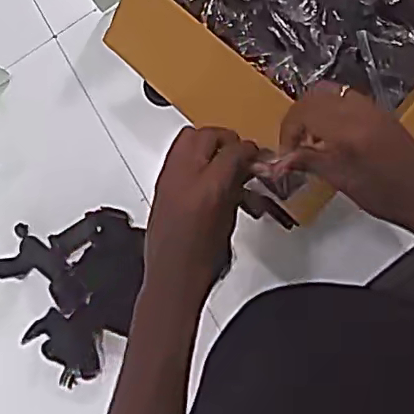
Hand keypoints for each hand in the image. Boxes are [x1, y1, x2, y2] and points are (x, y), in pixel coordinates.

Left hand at [145, 127, 255, 302]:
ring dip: (206, 143)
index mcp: (209, 188)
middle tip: (239, 153)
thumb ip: (237, 189)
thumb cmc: (202, 261)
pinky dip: (191, 154)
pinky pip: (177, 154)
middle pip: (208, 135)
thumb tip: (243, 171)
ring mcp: (169, 177)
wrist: (172, 278)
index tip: (254, 155)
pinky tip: (203, 172)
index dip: (249, 150)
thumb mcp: (230, 220)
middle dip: (226, 140)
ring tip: (220, 159)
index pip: (233, 150)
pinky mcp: (159, 183)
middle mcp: (185, 176)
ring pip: (188, 138)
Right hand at [265, 83, 413, 260]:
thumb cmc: (384, 195)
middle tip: (294, 143)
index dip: (288, 130)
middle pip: (314, 97)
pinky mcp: (380, 112)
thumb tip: (279, 160)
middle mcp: (359, 111)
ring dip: (313, 109)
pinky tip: (332, 133)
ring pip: (329, 92)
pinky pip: (345, 97)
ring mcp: (371, 108)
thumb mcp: (341, 181)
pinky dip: (330, 108)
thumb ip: (308, 162)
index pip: (304, 112)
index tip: (286, 152)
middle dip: (297, 117)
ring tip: (311, 137)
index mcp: (348, 129)